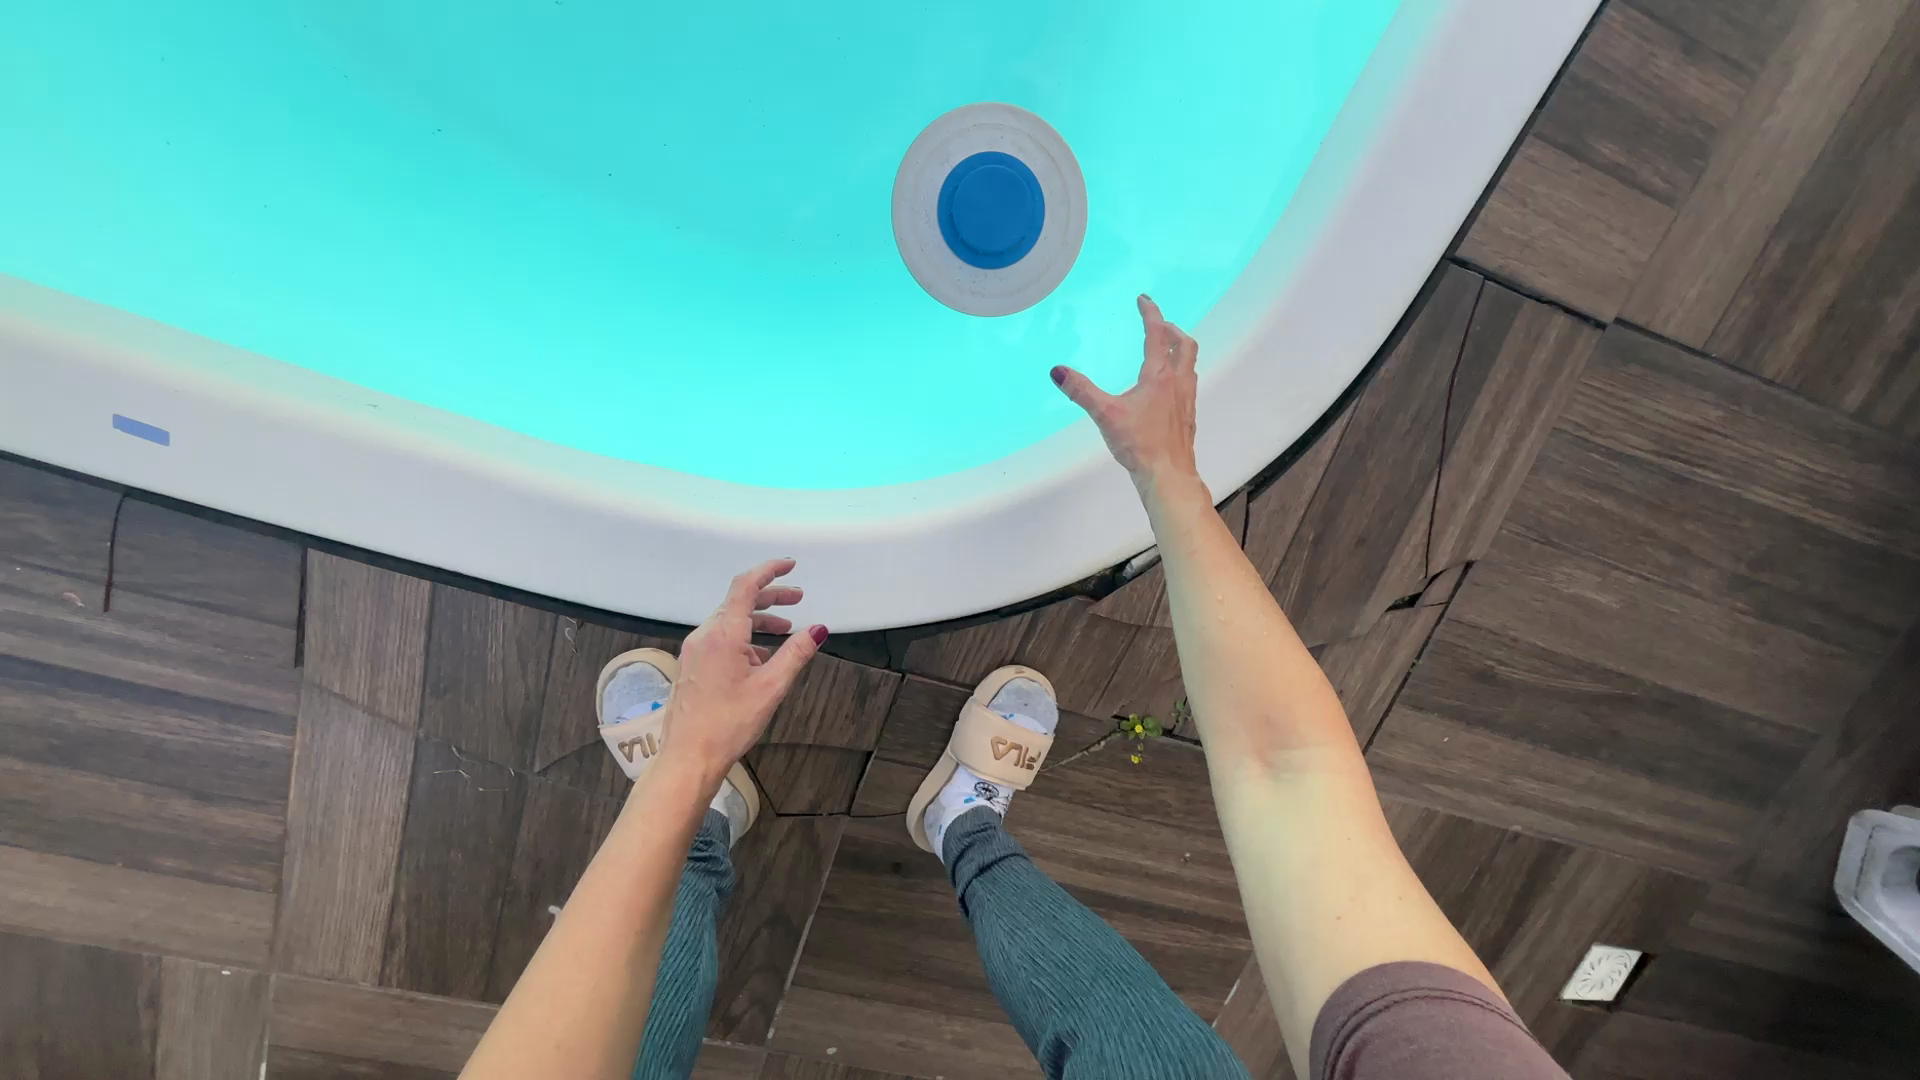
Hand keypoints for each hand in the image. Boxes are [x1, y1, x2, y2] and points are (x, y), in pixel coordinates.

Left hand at [659, 558, 825, 786]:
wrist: (689, 757)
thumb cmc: (730, 724)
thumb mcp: (772, 687)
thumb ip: (796, 653)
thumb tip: (818, 629)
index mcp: (723, 634)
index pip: (746, 586)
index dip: (769, 570)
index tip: (791, 565)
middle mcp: (704, 636)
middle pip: (738, 601)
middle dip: (770, 596)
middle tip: (798, 599)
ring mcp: (694, 651)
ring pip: (729, 620)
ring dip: (758, 619)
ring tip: (785, 629)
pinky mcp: (691, 666)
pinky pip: (719, 638)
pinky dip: (744, 637)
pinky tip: (760, 658)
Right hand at [1051, 294, 1198, 490]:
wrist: (1168, 474)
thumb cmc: (1140, 444)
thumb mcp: (1105, 415)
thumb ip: (1081, 391)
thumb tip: (1058, 371)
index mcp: (1159, 376)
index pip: (1158, 335)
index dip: (1151, 314)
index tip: (1144, 300)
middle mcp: (1178, 383)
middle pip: (1185, 345)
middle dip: (1172, 330)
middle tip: (1160, 325)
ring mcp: (1186, 400)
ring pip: (1190, 364)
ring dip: (1180, 351)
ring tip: (1166, 351)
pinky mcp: (1187, 417)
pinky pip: (1189, 385)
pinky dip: (1181, 373)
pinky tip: (1168, 389)